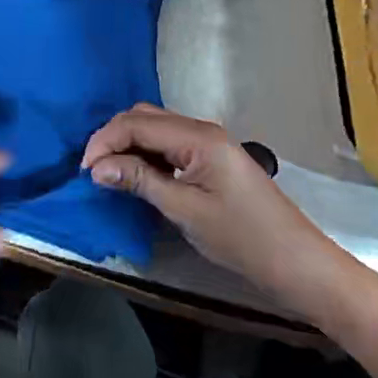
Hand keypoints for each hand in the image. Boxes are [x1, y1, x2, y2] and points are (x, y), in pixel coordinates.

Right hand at [83, 104, 355, 314]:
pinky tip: (135, 175)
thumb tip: (97, 167)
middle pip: (145, 118)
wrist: (293, 259)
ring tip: (108, 174)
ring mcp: (208, 143)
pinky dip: (146, 155)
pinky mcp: (211, 159)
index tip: (84, 173)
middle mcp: (202, 130)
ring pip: (156, 129)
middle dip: (114, 138)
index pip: (137, 123)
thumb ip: (140, 181)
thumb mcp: (184, 210)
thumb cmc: (240, 236)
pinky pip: (169, 145)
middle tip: (93, 172)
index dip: (105, 142)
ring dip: (129, 146)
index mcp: (198, 136)